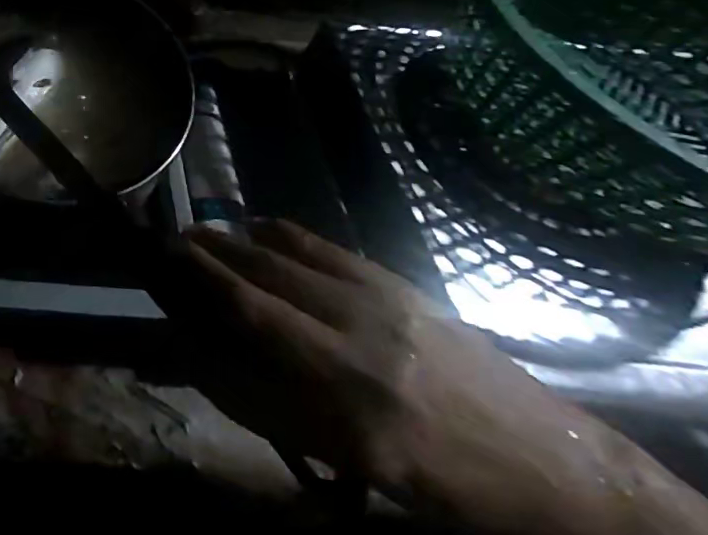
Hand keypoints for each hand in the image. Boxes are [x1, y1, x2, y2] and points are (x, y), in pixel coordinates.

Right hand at [174, 222, 707, 534]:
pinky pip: (321, 246)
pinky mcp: (396, 283)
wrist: (544, 458)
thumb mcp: (352, 460)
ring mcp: (377, 301)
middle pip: (256, 283)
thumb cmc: (437, 476)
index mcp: (344, 400)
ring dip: (233, 241)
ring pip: (283, 257)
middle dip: (204, 258)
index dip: (197, 296)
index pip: (246, 330)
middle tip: (167, 244)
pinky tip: (257, 230)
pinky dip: (278, 234)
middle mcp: (354, 338)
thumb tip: (207, 355)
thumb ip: (271, 406)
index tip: (163, 277)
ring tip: (200, 233)